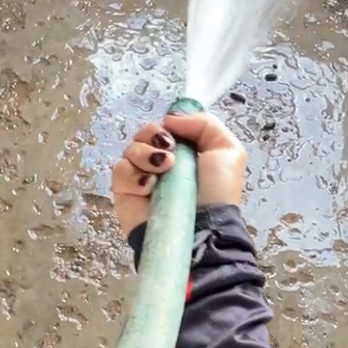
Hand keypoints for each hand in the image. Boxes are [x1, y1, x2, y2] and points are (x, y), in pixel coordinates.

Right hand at [109, 110, 249, 236]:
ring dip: (145, 154)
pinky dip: (133, 175)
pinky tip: (149, 186)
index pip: (163, 126)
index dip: (166, 125)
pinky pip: (120, 172)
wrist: (203, 229)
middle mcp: (160, 163)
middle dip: (153, 136)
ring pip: (129, 150)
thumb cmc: (217, 192)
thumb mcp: (227, 150)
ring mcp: (141, 179)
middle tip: (169, 152)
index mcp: (183, 152)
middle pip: (143, 134)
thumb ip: (204, 123)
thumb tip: (170, 118)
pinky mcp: (126, 195)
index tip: (175, 133)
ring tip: (164, 170)